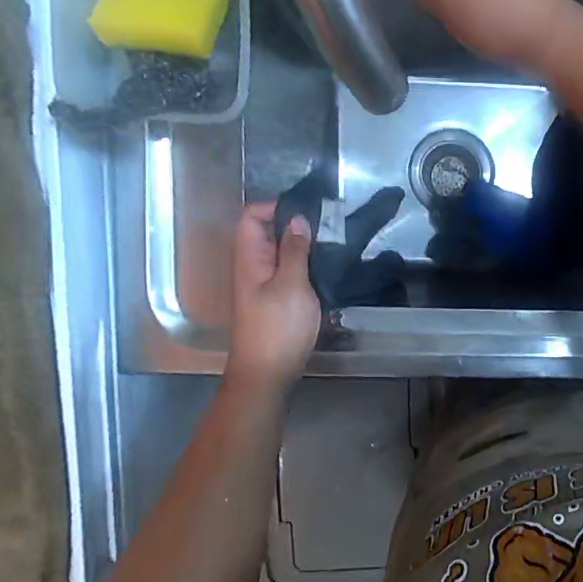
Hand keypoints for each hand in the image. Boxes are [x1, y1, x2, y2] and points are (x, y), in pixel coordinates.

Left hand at [226, 200, 318, 391]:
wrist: (268, 374)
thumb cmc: (278, 328)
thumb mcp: (291, 285)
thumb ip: (294, 250)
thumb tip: (297, 220)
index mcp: (249, 258)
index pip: (252, 217)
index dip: (276, 207)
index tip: (308, 212)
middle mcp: (253, 267)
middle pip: (267, 232)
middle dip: (296, 225)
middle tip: (329, 227)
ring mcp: (264, 285)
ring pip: (281, 253)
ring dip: (304, 247)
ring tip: (333, 246)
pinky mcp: (277, 300)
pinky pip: (289, 272)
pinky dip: (306, 267)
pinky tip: (327, 271)